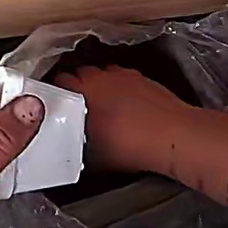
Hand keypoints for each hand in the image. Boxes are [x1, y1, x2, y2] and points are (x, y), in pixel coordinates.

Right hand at [54, 65, 193, 174]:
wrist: (171, 135)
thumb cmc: (127, 146)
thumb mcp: (92, 154)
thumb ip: (76, 142)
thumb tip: (72, 142)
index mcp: (83, 90)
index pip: (60, 81)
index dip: (56, 91)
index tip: (56, 104)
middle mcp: (102, 75)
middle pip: (82, 72)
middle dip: (78, 85)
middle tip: (77, 104)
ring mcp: (125, 74)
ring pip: (104, 73)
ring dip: (100, 83)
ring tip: (101, 102)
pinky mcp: (144, 78)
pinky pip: (124, 77)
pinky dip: (120, 86)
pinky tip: (125, 102)